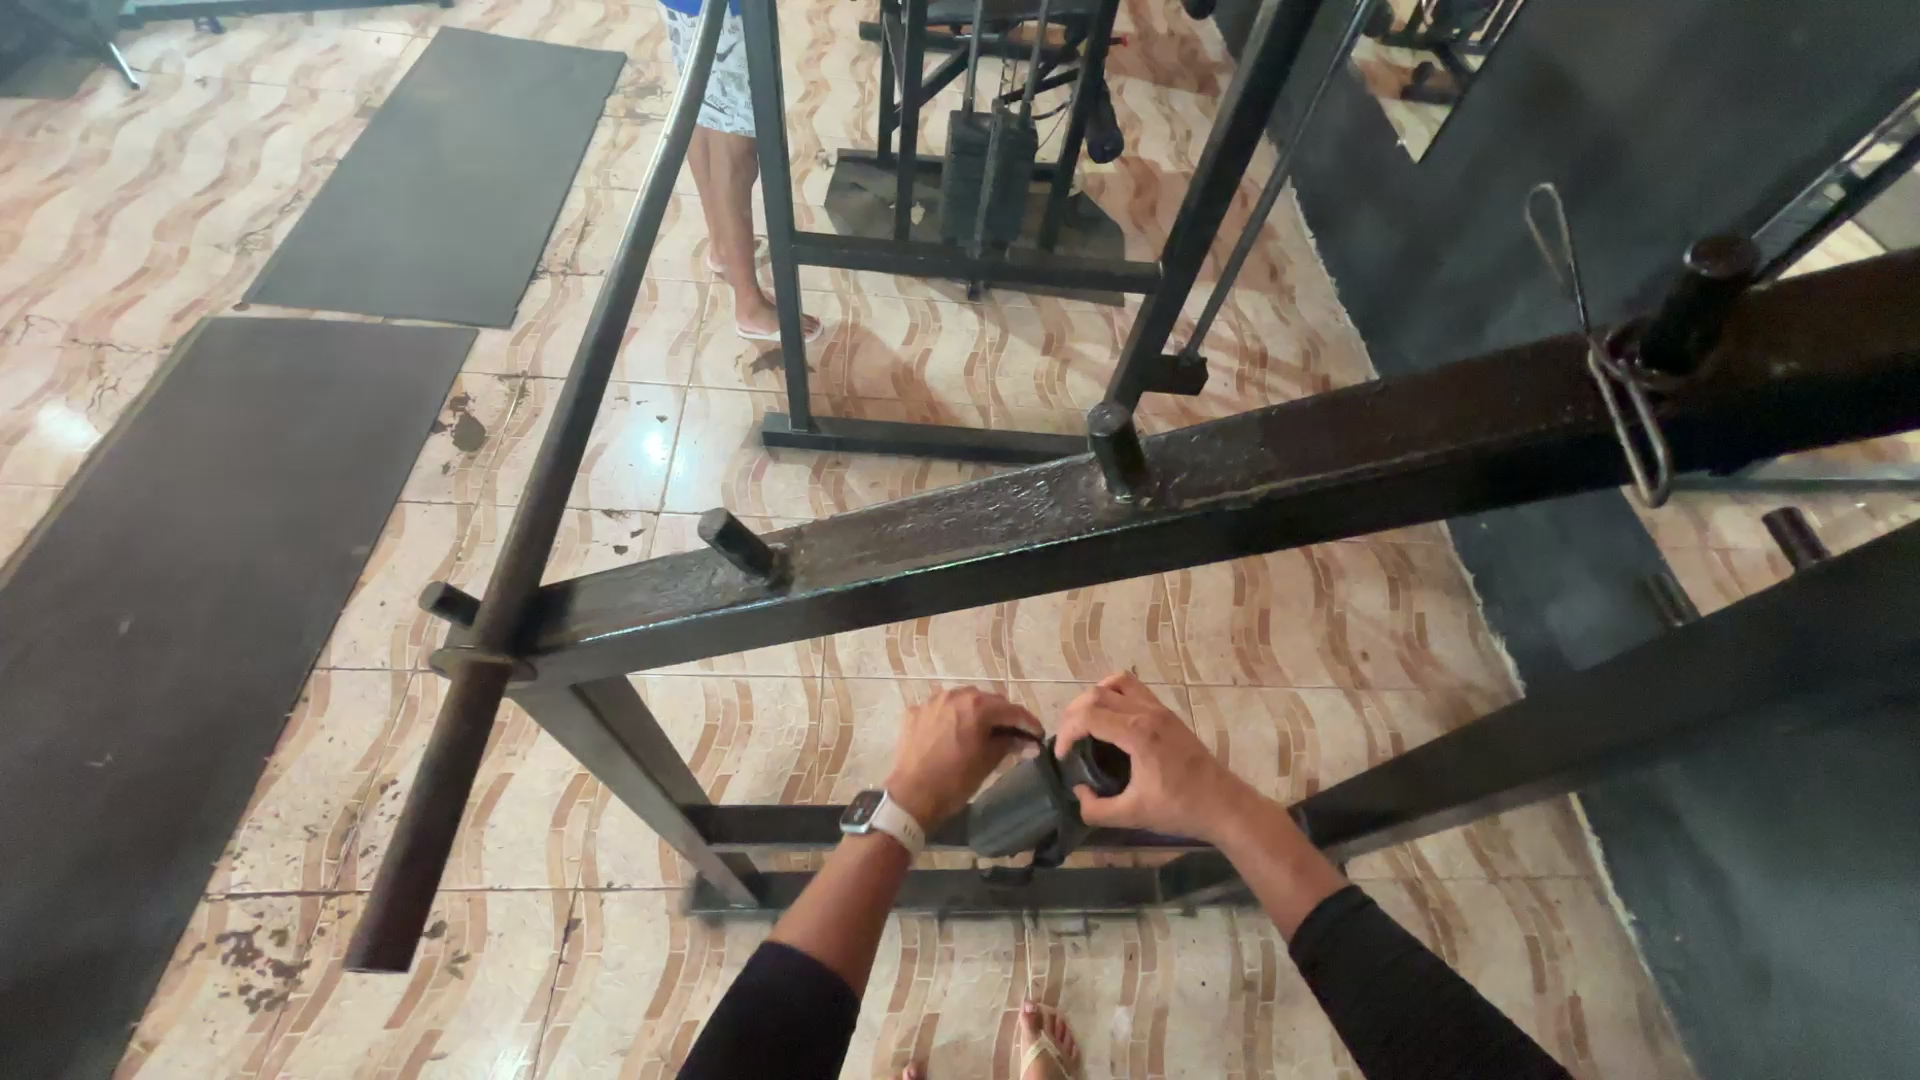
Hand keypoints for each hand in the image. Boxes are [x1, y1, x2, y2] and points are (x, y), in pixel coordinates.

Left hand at [885, 687, 1042, 827]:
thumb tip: (1029, 742)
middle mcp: (954, 695)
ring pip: (962, 701)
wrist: (912, 797)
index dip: (1028, 722)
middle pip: (987, 701)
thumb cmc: (955, 780)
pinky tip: (954, 733)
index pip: (1011, 710)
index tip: (1038, 734)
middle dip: (1002, 716)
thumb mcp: (988, 761)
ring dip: (976, 713)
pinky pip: (941, 710)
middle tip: (1013, 734)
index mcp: (977, 705)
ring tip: (983, 731)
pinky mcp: (915, 713)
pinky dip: (951, 718)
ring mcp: (932, 702)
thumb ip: (1010, 744)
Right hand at [1054, 672, 1258, 844]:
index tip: (1061, 756)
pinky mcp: (1167, 713)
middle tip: (1068, 741)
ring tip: (1086, 723)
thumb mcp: (1134, 815)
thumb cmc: (1181, 808)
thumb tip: (1078, 793)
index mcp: (1137, 733)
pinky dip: (1114, 693)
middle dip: (1073, 714)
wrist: (1224, 804)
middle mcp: (1146, 712)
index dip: (1066, 733)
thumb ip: (1097, 809)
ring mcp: (1159, 709)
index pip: (1088, 716)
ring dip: (1093, 698)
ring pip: (1116, 683)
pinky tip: (1110, 718)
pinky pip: (1133, 687)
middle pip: (1096, 694)